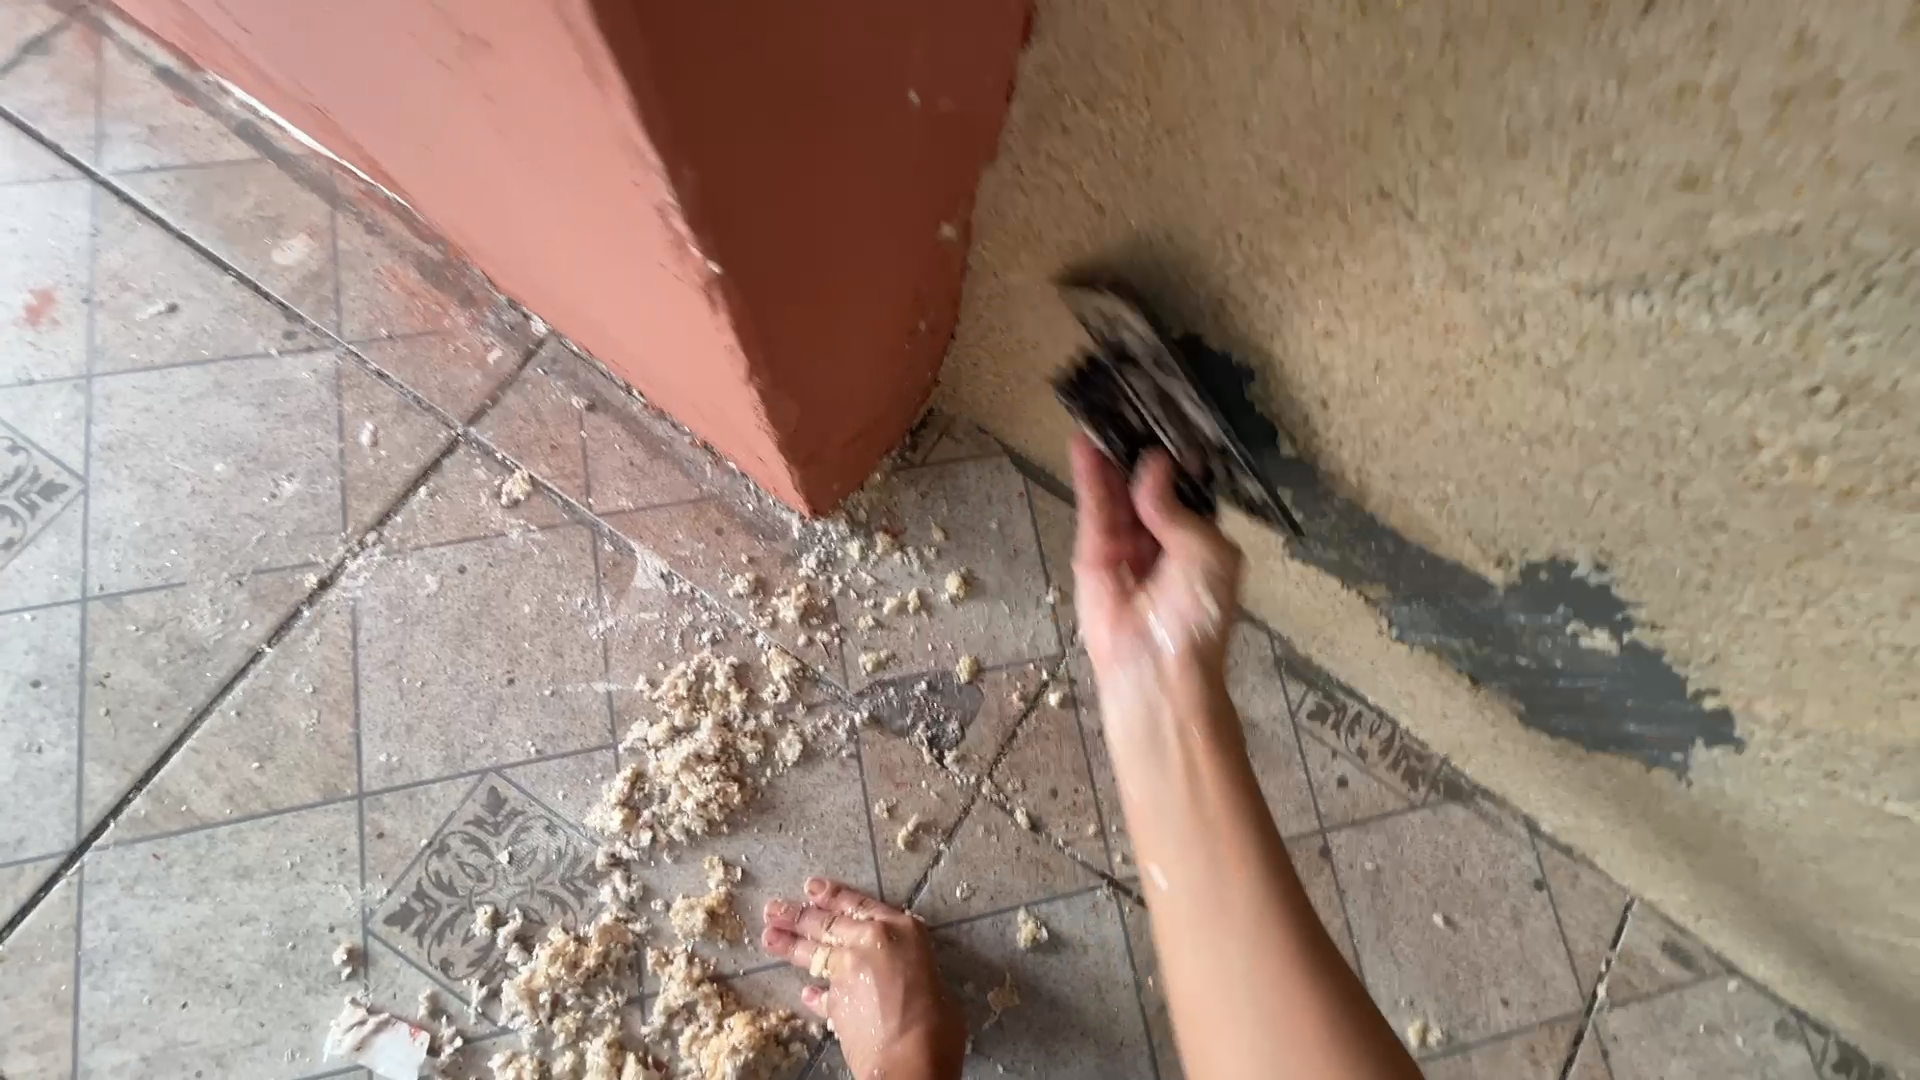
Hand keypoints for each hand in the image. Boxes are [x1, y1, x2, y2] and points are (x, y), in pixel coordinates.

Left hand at [761, 878, 963, 1079]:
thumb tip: (900, 977)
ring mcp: (848, 971)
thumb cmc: (938, 1021)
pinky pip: (821, 994)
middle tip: (774, 908)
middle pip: (828, 922)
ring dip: (789, 944)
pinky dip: (813, 993)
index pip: (860, 904)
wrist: (912, 1061)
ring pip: (814, 952)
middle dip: (798, 914)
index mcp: (902, 929)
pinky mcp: (835, 1003)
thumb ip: (907, 965)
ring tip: (769, 935)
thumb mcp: (931, 975)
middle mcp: (870, 941)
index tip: (812, 888)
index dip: (834, 895)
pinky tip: (805, 993)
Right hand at [1070, 435, 1243, 727]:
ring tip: (1100, 413)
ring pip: (1116, 491)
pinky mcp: (1092, 550)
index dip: (1177, 456)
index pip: (1185, 487)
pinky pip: (1093, 507)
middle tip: (1126, 406)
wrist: (1156, 665)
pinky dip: (1089, 476)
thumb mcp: (1208, 554)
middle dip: (1137, 450)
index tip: (1167, 417)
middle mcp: (1161, 535)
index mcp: (1198, 537)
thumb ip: (1177, 508)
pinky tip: (1085, 444)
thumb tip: (1151, 465)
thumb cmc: (1198, 612)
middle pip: (1146, 484)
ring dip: (1109, 456)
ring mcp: (1124, 541)